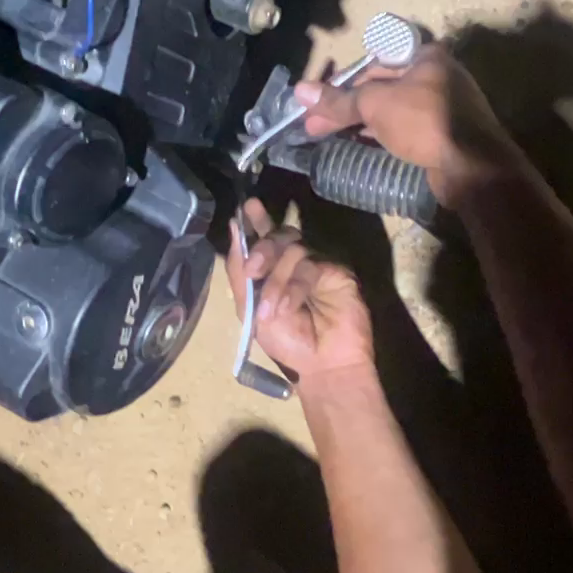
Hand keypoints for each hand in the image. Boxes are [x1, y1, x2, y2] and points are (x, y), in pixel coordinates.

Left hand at [227, 198, 374, 386]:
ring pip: (293, 250)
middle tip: (252, 270)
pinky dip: (294, 288)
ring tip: (271, 310)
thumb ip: (240, 271)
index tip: (248, 206)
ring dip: (276, 281)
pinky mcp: (337, 272)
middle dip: (261, 249)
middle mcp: (296, 262)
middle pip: (279, 236)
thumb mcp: (250, 309)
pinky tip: (289, 307)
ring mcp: (318, 265)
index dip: (256, 218)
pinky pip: (311, 267)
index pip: (265, 235)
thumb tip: (235, 227)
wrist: (321, 366)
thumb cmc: (286, 343)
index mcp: (274, 269)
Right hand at [293, 43, 513, 202]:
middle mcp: (438, 77)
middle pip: (382, 87)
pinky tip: (362, 146)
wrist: (472, 166)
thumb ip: (339, 100)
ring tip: (331, 137)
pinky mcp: (445, 135)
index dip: (342, 82)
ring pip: (394, 111)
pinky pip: (407, 130)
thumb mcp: (376, 105)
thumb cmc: (425, 122)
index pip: (373, 63)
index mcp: (426, 57)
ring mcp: (444, 107)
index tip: (318, 102)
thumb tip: (300, 91)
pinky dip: (383, 136)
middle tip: (315, 126)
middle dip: (348, 106)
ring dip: (363, 123)